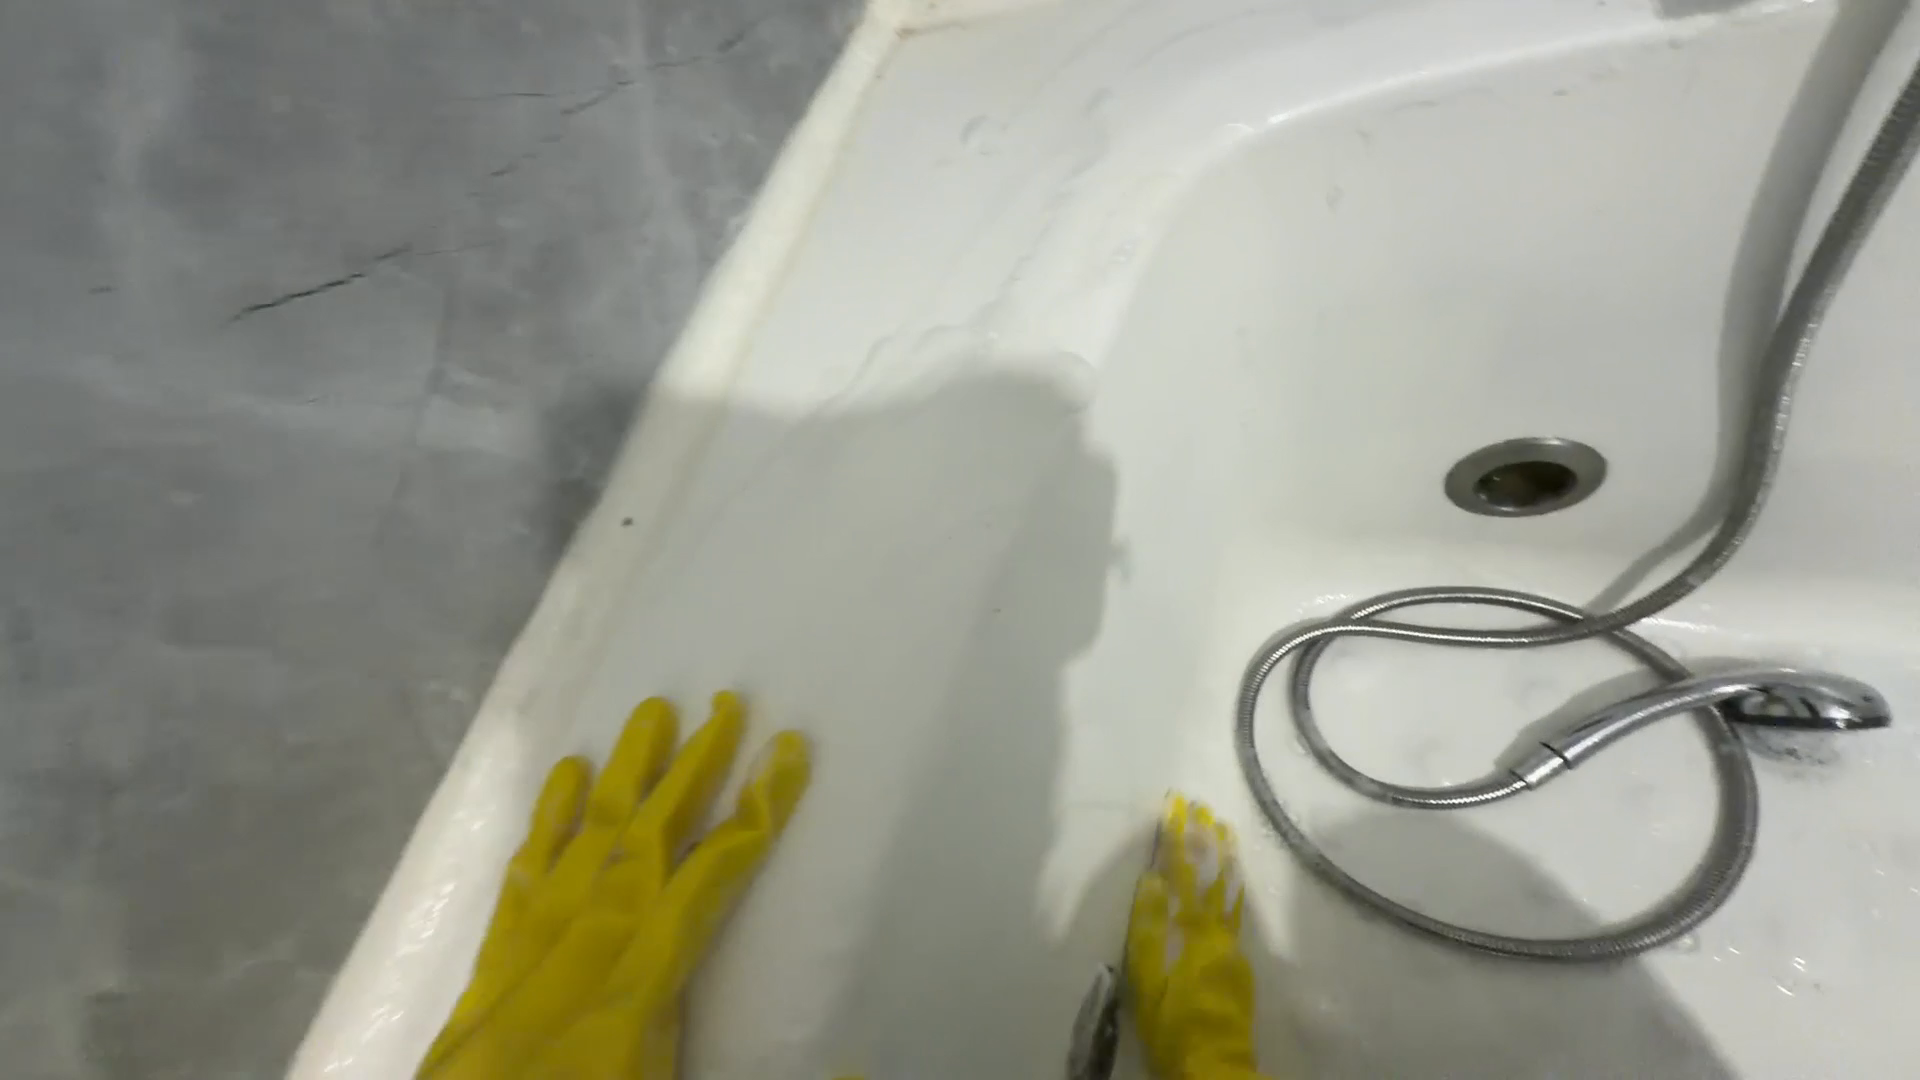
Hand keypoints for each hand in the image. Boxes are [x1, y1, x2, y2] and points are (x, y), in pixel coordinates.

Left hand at [418, 692, 809, 1078]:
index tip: (788, 752)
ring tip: (648, 715)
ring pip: (573, 857)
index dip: (754, 814)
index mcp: (624, 1013)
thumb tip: (860, 1062)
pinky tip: (562, 781)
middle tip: (722, 707)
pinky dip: (543, 832)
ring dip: (617, 781)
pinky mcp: (477, 997)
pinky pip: (516, 896)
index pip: (701, 887)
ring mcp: (512, 981)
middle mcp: (565, 978)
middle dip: (686, 774)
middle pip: (635, 851)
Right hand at [1126, 796, 1269, 1079]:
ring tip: (1221, 827)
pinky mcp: (1237, 958)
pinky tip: (1231, 875)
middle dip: (1203, 837)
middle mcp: (1215, 929)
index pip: (1182, 870)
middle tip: (1200, 805)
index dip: (1178, 835)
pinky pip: (1234, 908)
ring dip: (1223, 854)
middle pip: (1211, 874)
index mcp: (1190, 929)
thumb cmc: (1170, 1020)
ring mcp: (1230, 943)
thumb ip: (1148, 924)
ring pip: (1228, 888)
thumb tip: (1151, 878)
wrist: (1213, 1064)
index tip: (1175, 805)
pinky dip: (1232, 883)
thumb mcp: (1147, 975)